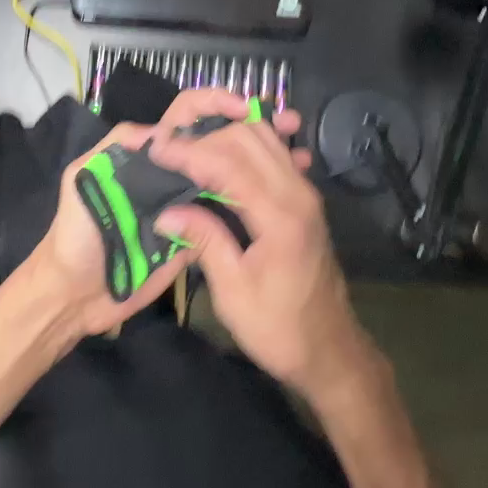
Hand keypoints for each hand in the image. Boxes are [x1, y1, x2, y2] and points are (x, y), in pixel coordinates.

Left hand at [26, 90, 301, 336]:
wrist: (77, 296)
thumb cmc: (76, 234)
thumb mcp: (83, 179)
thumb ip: (116, 148)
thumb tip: (162, 129)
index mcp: (146, 152)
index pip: (184, 115)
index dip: (214, 104)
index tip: (244, 108)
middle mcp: (171, 171)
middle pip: (214, 139)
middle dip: (248, 126)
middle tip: (286, 125)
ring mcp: (186, 204)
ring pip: (225, 174)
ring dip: (258, 159)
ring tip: (295, 150)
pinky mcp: (197, 236)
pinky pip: (225, 214)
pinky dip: (250, 201)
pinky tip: (283, 193)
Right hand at [147, 90, 373, 397]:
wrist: (331, 349)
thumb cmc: (279, 329)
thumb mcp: (234, 292)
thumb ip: (205, 242)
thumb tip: (166, 211)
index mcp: (279, 216)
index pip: (228, 162)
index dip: (189, 152)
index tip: (156, 151)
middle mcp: (297, 193)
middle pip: (247, 138)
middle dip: (204, 139)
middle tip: (169, 154)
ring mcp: (305, 192)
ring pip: (263, 138)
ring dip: (224, 137)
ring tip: (189, 155)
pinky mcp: (304, 198)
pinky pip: (273, 152)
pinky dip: (244, 146)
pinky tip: (220, 159)